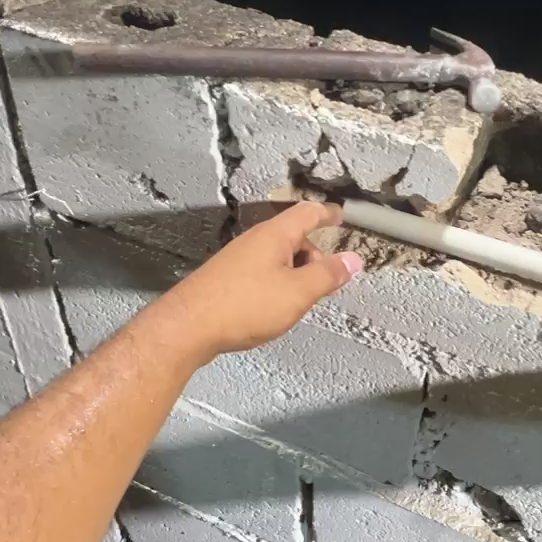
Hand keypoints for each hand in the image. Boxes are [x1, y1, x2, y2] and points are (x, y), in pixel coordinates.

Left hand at [149, 202, 362, 363]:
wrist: (187, 328)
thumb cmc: (245, 305)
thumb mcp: (297, 292)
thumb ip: (328, 275)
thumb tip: (353, 260)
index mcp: (275, 236)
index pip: (307, 213)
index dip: (327, 214)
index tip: (340, 215)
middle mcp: (255, 241)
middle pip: (294, 238)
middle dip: (315, 256)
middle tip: (328, 282)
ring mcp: (238, 259)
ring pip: (278, 258)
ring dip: (297, 273)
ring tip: (301, 301)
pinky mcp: (226, 279)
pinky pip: (263, 272)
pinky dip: (278, 283)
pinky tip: (275, 308)